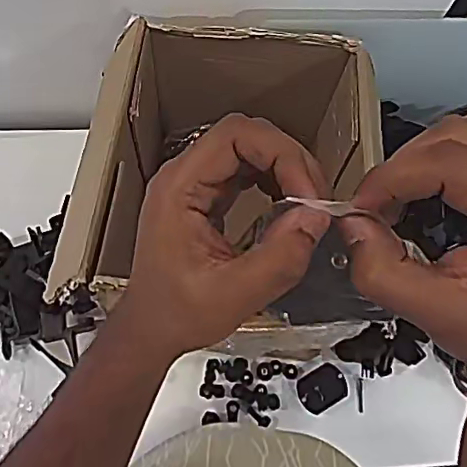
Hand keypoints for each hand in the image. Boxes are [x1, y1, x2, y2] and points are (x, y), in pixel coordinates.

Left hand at [110, 113, 331, 359]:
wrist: (152, 331)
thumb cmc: (174, 314)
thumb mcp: (233, 295)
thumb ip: (278, 259)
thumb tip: (314, 220)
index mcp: (179, 189)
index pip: (236, 135)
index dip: (281, 155)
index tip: (305, 192)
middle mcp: (185, 178)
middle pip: (248, 136)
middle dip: (290, 160)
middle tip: (314, 198)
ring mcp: (196, 186)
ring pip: (252, 149)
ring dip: (287, 169)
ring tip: (307, 202)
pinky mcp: (209, 198)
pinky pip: (249, 171)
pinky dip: (277, 182)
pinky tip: (290, 205)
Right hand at [339, 114, 466, 397]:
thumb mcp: (433, 313)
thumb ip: (382, 269)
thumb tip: (355, 224)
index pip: (453, 161)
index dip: (395, 176)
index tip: (365, 205)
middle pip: (459, 135)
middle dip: (404, 166)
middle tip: (378, 205)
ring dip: (421, 161)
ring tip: (401, 200)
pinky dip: (440, 164)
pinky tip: (426, 196)